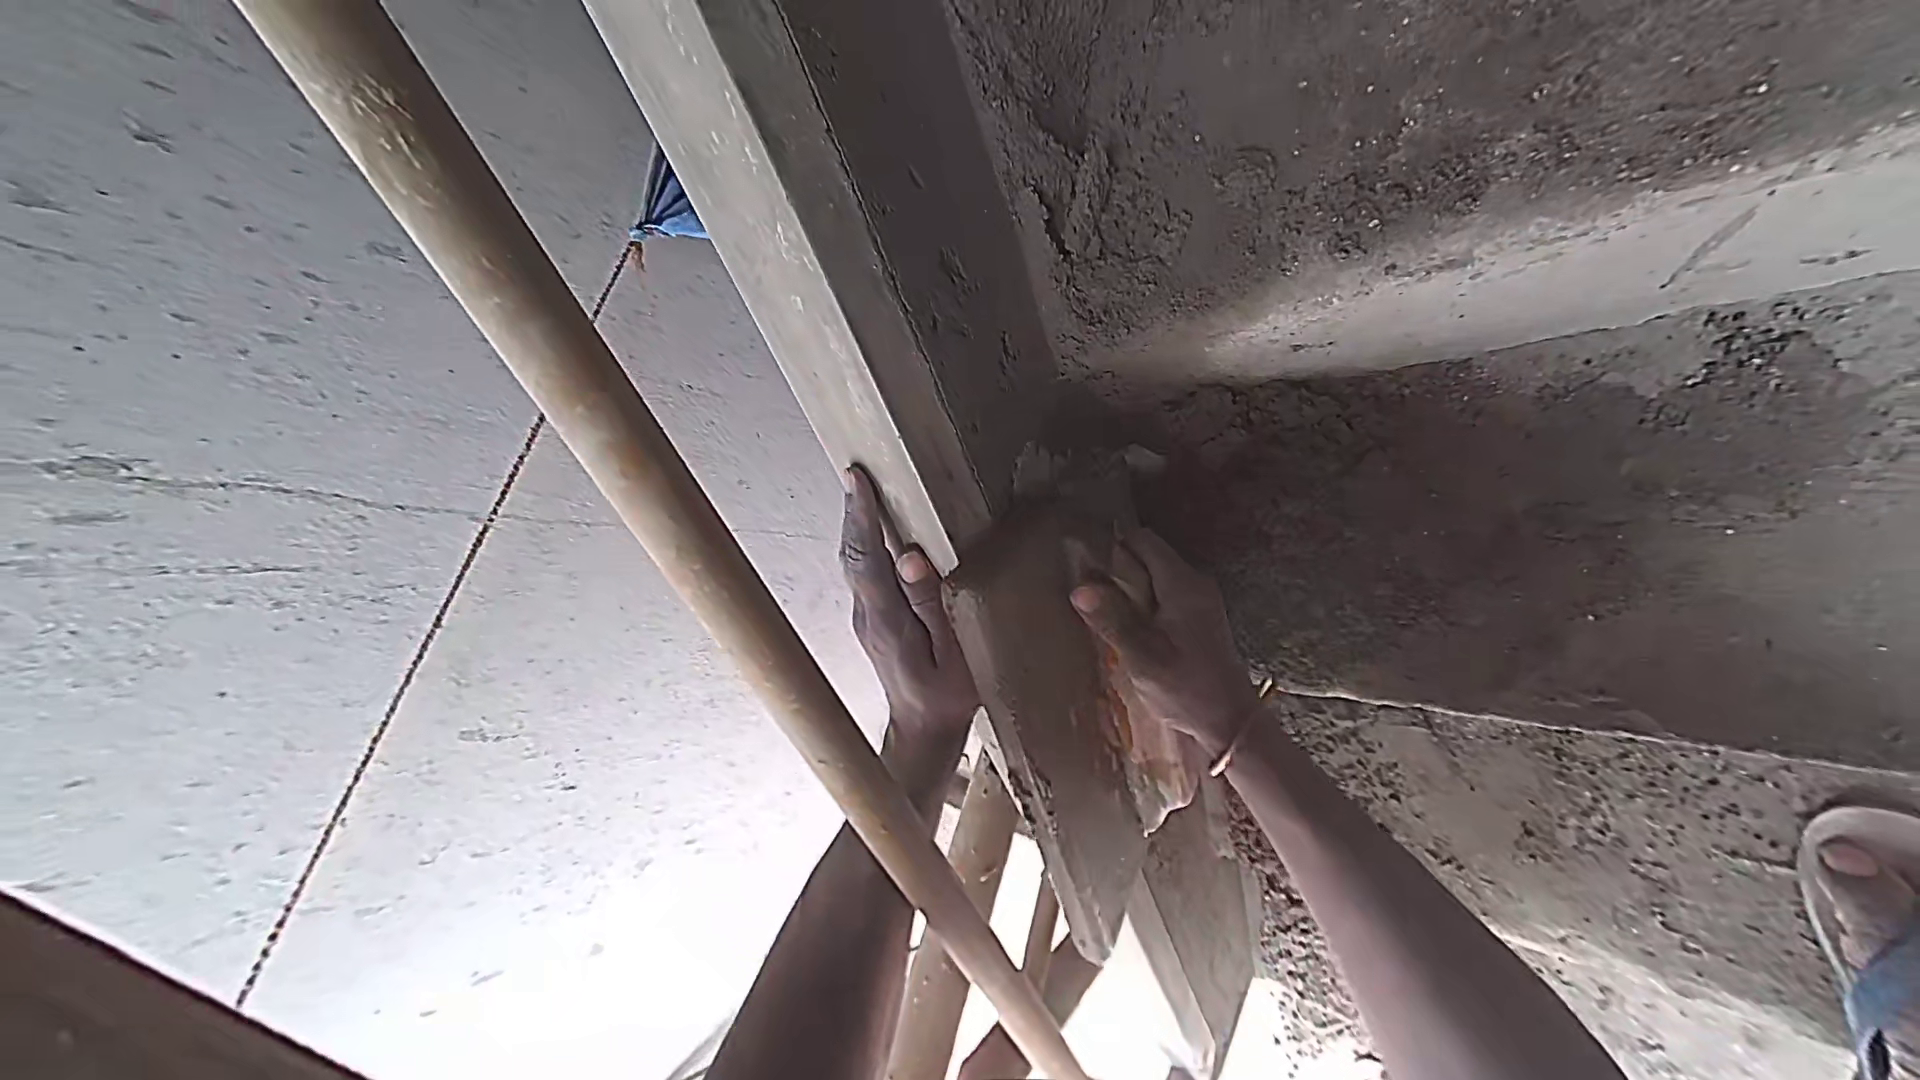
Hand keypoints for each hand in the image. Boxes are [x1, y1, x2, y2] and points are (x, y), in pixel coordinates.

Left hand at [840, 467, 978, 749]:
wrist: (922, 729)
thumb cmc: (947, 695)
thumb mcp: (954, 654)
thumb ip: (932, 605)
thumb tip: (910, 557)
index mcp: (887, 621)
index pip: (867, 560)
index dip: (860, 517)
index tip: (856, 480)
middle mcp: (868, 615)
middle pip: (852, 554)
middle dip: (853, 511)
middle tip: (854, 472)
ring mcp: (865, 618)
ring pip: (854, 562)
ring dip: (856, 524)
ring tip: (861, 488)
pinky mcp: (871, 619)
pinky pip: (863, 572)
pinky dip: (865, 543)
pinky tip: (875, 527)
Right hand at [1070, 528, 1257, 756]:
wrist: (1230, 724)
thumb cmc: (1186, 690)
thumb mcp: (1142, 657)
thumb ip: (1112, 619)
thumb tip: (1079, 588)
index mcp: (1183, 584)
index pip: (1143, 540)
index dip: (1113, 546)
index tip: (1086, 566)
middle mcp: (1195, 582)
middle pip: (1148, 555)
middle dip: (1117, 569)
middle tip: (1089, 595)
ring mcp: (1200, 599)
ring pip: (1154, 576)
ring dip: (1128, 589)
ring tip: (1103, 613)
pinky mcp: (1199, 617)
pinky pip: (1162, 594)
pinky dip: (1142, 603)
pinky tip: (1127, 628)